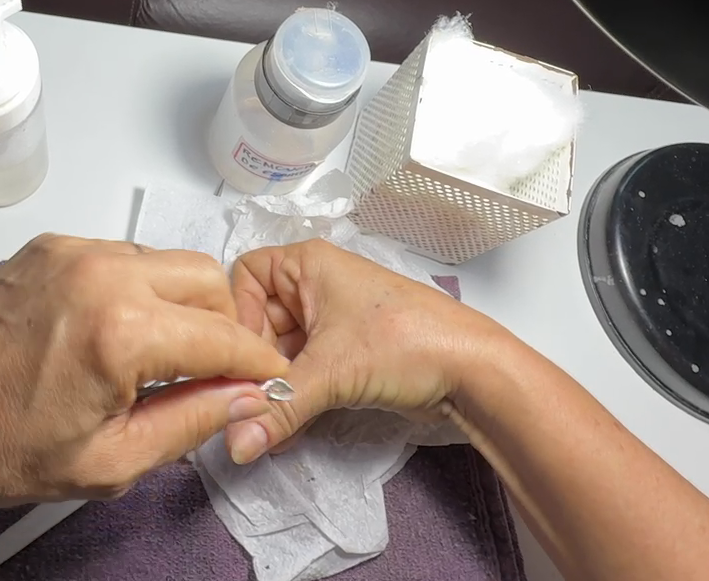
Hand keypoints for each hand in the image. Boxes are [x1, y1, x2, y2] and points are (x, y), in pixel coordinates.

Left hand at [0, 234, 289, 516]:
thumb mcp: (109, 460)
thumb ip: (192, 421)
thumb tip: (244, 397)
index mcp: (121, 330)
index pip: (224, 335)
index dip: (256, 361)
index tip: (266, 376)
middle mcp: (103, 271)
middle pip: (207, 278)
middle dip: (223, 324)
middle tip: (210, 370)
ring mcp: (74, 250)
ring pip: (165, 260)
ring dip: (179, 301)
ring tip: (154, 352)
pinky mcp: (51, 244)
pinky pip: (120, 255)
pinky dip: (135, 286)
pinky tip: (111, 328)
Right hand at [224, 239, 499, 463]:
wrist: (472, 371)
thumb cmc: (402, 342)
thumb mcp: (332, 371)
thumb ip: (278, 406)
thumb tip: (236, 445)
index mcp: (306, 263)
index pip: (244, 278)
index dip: (236, 316)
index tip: (238, 359)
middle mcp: (313, 285)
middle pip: (259, 318)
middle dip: (253, 360)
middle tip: (245, 400)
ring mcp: (329, 319)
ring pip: (279, 347)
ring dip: (271, 384)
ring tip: (262, 419)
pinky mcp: (343, 351)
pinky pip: (301, 368)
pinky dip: (292, 393)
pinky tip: (282, 426)